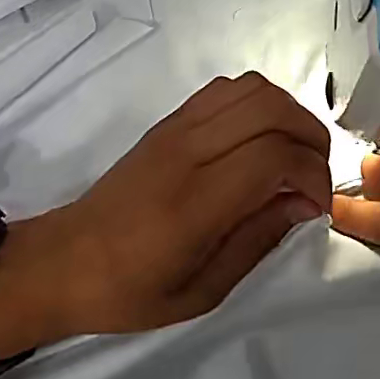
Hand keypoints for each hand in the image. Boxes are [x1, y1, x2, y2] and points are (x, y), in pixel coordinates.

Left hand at [0, 73, 333, 355]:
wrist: (64, 261)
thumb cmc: (131, 290)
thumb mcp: (203, 290)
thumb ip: (259, 238)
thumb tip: (303, 201)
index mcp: (194, 202)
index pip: (272, 155)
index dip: (311, 174)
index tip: (316, 206)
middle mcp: (186, 151)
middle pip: (270, 108)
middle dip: (311, 136)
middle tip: (314, 176)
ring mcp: (176, 128)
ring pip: (251, 88)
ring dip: (288, 114)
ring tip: (294, 154)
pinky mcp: (169, 121)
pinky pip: (227, 89)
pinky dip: (259, 103)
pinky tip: (260, 139)